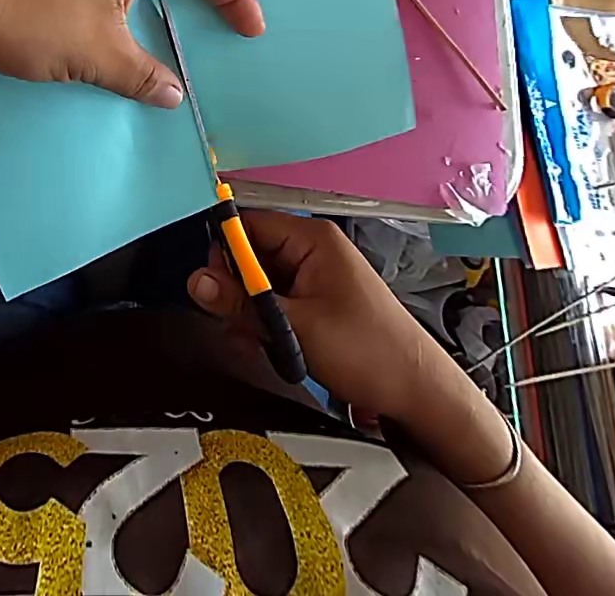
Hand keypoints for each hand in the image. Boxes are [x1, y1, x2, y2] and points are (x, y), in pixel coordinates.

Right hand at [186, 211, 517, 481]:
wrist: (416, 390)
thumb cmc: (371, 351)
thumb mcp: (297, 328)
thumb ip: (243, 303)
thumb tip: (198, 281)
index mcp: (312, 239)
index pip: (249, 224)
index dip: (225, 251)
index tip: (213, 284)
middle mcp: (311, 250)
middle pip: (250, 255)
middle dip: (238, 290)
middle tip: (241, 322)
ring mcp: (312, 276)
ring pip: (258, 282)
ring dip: (251, 312)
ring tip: (263, 341)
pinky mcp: (313, 300)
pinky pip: (274, 300)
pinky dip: (266, 323)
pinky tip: (273, 346)